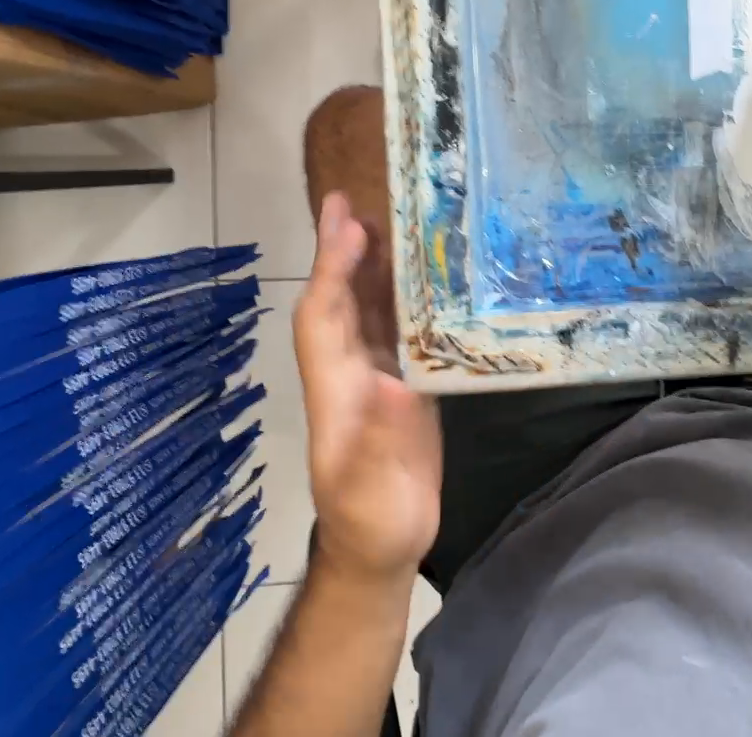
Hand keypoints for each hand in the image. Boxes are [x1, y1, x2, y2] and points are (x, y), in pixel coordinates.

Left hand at [292, 193, 441, 580]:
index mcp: (336, 388)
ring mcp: (376, 378)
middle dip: (343, 253)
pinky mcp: (404, 387)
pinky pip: (398, 330)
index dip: (332, 269)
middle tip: (357, 203)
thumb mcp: (373, 487)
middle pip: (341, 301)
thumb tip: (395, 383)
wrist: (382, 548)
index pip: (325, 317)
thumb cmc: (373, 521)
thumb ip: (383, 437)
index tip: (345, 223)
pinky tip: (426, 281)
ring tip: (392, 224)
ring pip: (368, 310)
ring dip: (373, 268)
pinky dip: (405, 299)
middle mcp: (351, 372)